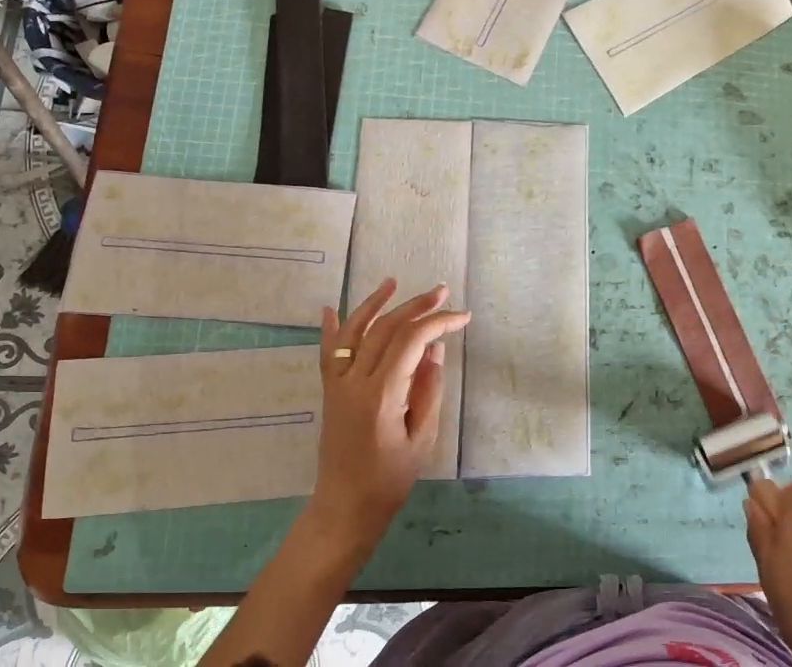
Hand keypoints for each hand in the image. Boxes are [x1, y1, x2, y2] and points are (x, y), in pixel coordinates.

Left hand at [307, 279, 469, 544]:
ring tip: (394, 282)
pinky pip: (328, 352)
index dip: (438, 323)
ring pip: (354, 332)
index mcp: (382, 395)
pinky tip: (332, 308)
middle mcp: (355, 382)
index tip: (463, 318)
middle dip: (416, 306)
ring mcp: (338, 385)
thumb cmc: (389, 480)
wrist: (344, 508)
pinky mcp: (329, 392)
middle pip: (385, 329)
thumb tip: (435, 350)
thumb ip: (429, 391)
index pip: (411, 341)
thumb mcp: (422, 439)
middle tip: (443, 292)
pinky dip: (331, 328)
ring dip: (374, 303)